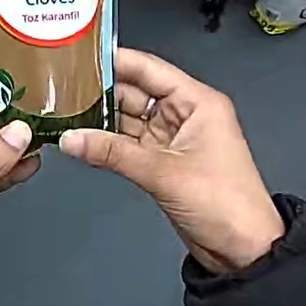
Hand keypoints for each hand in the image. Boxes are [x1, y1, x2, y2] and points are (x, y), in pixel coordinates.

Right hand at [60, 48, 282, 272]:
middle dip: (100, 90)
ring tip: (65, 111)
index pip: (149, 69)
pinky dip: (105, 142)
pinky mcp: (161, 161)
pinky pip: (126, 143)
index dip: (116, 60)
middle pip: (134, 92)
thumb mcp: (163, 172)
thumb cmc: (227, 205)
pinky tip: (81, 139)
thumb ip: (112, 153)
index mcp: (197, 103)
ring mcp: (170, 138)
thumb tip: (72, 139)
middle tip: (62, 87)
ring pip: (127, 118)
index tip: (83, 56)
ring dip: (99, 118)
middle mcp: (183, 115)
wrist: (243, 250)